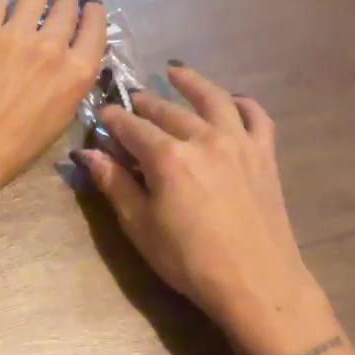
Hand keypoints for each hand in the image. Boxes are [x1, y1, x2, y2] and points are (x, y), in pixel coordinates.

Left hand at [0, 0, 106, 187]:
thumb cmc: (20, 145)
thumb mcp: (63, 116)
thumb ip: (72, 79)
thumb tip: (72, 55)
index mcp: (78, 70)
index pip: (96, 24)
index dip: (93, 12)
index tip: (89, 8)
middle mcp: (52, 46)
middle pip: (66, 3)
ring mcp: (15, 36)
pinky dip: (4, 5)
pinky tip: (3, 7)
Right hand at [74, 66, 329, 348]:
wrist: (256, 281)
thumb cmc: (187, 259)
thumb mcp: (139, 225)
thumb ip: (115, 184)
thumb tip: (88, 154)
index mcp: (168, 158)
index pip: (132, 127)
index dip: (112, 119)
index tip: (99, 114)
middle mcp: (204, 138)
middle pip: (168, 110)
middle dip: (144, 103)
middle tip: (129, 100)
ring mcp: (240, 143)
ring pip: (213, 99)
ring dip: (191, 83)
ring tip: (175, 73)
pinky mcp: (265, 155)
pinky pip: (256, 116)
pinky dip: (241, 103)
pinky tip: (231, 100)